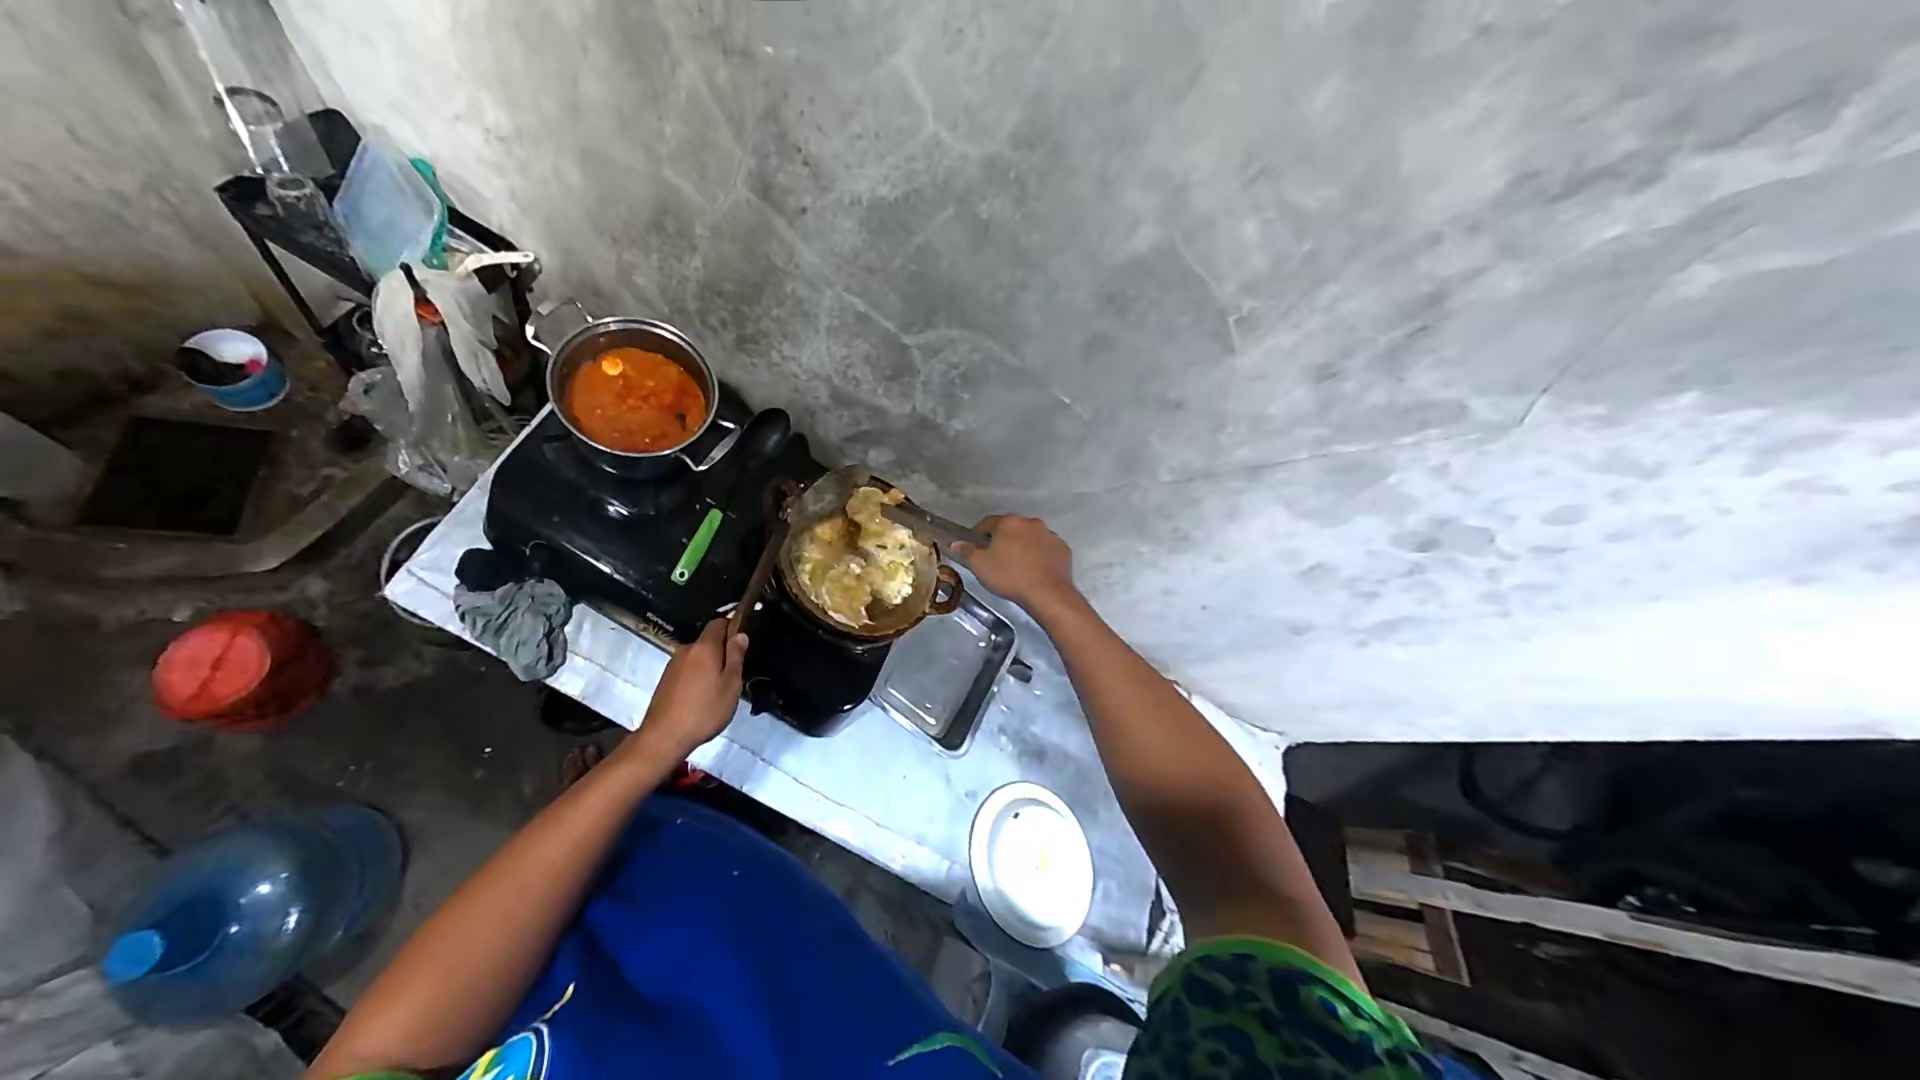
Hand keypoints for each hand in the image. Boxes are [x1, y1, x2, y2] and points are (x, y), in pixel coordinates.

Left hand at [632, 618, 746, 756]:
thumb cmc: (704, 710)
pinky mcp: (666, 680)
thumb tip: (740, 634)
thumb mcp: (731, 684)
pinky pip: (688, 669)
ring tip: (719, 689)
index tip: (742, 643)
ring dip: (709, 665)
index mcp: (704, 647)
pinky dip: (697, 676)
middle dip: (722, 650)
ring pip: (698, 657)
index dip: (733, 626)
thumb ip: (736, 656)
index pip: (719, 622)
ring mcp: (673, 665)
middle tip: (735, 673)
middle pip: (708, 640)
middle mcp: (686, 650)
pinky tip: (702, 697)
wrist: (664, 737)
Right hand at [952, 515, 1078, 614]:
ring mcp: (1049, 535)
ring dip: (1022, 547)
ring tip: (1016, 568)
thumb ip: (966, 551)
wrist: (1048, 593)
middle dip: (1002, 540)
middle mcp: (1031, 523)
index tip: (976, 548)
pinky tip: (1034, 571)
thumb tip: (957, 544)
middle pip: (1011, 529)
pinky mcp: (1062, 549)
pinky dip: (1039, 556)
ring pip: (1030, 538)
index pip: (987, 523)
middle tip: (996, 560)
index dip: (978, 535)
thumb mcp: (980, 566)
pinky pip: (1046, 549)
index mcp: (1009, 522)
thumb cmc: (1011, 577)